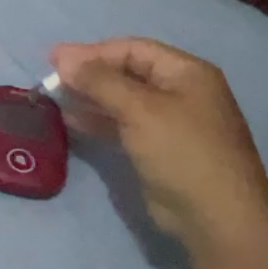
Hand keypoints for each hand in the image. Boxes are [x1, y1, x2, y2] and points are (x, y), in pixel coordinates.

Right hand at [52, 37, 267, 250]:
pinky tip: (70, 120)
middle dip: (89, 73)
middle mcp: (181, 92)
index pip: (133, 49)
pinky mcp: (159, 148)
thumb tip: (62, 57)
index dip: (93, 51)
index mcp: (188, 73)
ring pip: (122, 99)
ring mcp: (171, 122)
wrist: (216, 219)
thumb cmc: (182, 152)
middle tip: (51, 77)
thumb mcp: (139, 109)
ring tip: (54, 97)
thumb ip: (98, 80)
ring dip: (89, 96)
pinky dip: (98, 119)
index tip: (55, 59)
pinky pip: (123, 124)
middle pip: (127, 72)